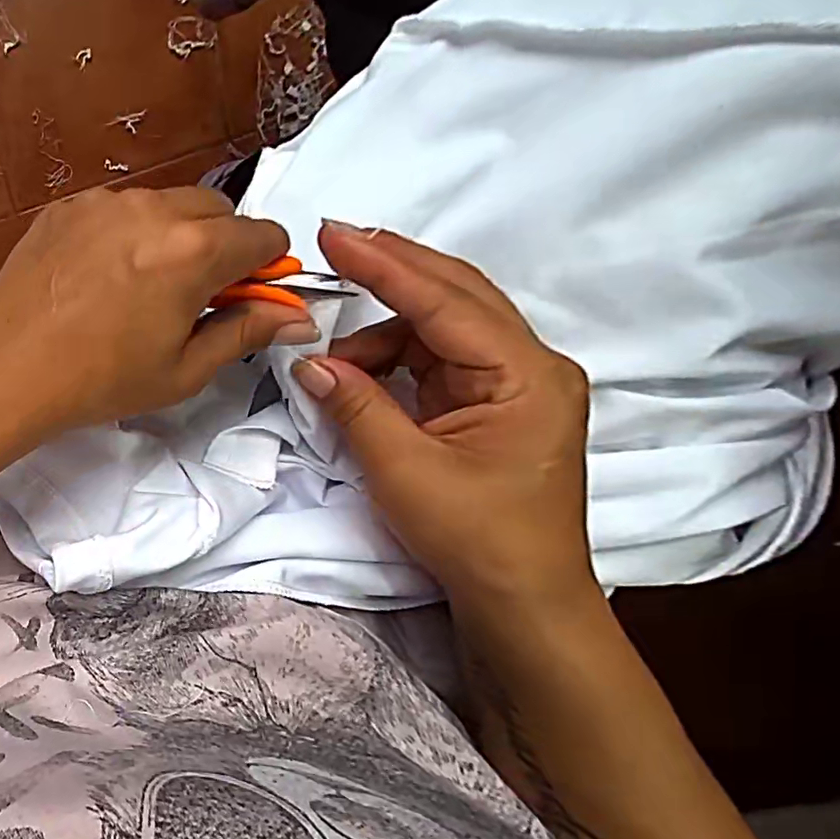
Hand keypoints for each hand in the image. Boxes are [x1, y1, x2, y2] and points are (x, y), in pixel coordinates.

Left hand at [0, 186, 315, 435]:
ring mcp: (105, 202)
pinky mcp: (70, 206)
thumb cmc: (100, 380)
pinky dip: (130, 231)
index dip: (268, 266)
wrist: (10, 373)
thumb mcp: (186, 368)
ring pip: (170, 203)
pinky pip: (122, 206)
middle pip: (221, 211)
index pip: (264, 235)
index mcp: (193, 251)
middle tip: (200, 293)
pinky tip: (108, 274)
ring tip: (148, 284)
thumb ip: (248, 330)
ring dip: (178, 235)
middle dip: (224, 246)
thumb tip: (297, 318)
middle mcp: (152, 211)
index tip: (253, 291)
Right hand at [292, 221, 595, 606]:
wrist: (522, 603)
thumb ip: (356, 406)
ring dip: (384, 332)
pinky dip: (395, 358)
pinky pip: (438, 356)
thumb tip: (309, 362)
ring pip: (442, 324)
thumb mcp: (404, 471)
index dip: (384, 265)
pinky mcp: (494, 399)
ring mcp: (514, 381)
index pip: (445, 301)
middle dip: (392, 270)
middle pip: (454, 294)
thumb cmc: (475, 541)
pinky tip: (362, 373)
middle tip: (336, 243)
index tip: (334, 235)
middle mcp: (530, 364)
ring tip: (334, 363)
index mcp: (525, 375)